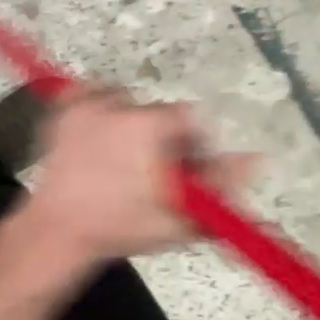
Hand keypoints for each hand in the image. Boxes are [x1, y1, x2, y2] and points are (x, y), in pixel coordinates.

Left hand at [15, 87, 257, 263]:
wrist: (61, 226)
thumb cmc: (124, 225)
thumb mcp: (185, 215)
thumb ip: (224, 184)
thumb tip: (259, 158)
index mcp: (148, 124)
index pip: (190, 119)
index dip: (193, 145)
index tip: (184, 170)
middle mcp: (116, 104)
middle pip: (156, 112)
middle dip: (162, 137)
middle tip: (152, 170)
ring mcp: (83, 105)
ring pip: (124, 101)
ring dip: (130, 123)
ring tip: (124, 158)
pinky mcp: (60, 110)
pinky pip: (87, 92)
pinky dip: (97, 105)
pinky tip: (101, 133)